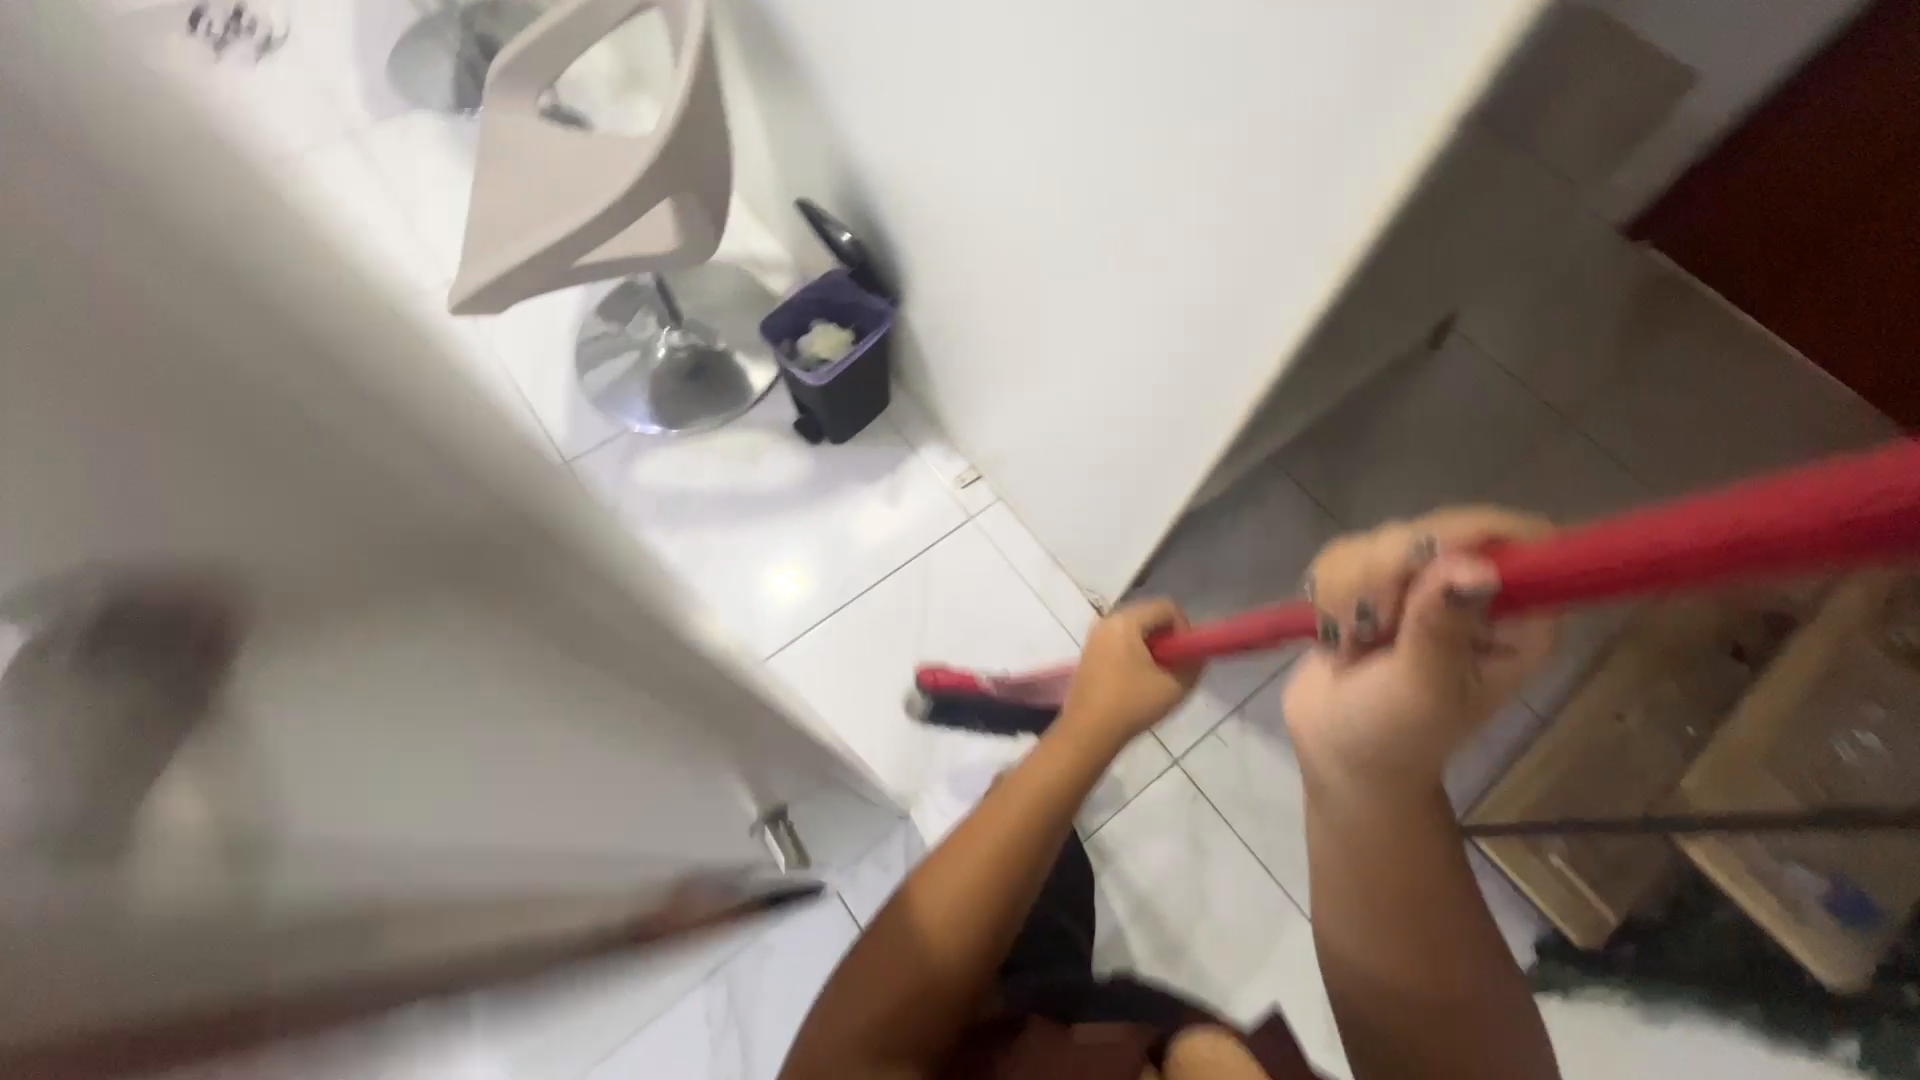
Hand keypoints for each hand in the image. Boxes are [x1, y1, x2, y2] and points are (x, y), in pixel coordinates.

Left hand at [1057, 599, 1203, 745]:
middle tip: (1174, 666)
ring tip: (1156, 677)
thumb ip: (1193, 663)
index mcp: (1126, 621)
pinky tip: (1137, 682)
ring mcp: (1094, 637)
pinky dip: (1134, 654)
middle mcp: (1107, 621)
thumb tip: (1196, 654)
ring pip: (1134, 630)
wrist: (1087, 731)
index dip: (1184, 628)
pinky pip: (1119, 642)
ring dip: (1151, 647)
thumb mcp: (1175, 686)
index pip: (1166, 607)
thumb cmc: (1131, 705)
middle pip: (1148, 616)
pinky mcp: (1089, 653)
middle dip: (1167, 638)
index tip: (1185, 656)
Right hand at [1283, 507, 1558, 789]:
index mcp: (1517, 619)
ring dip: (1350, 589)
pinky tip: (1334, 630)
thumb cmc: (1395, 734)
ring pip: (1380, 539)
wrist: (1337, 751)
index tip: (1415, 563)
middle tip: (1372, 628)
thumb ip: (1442, 626)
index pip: (1515, 543)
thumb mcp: (1426, 689)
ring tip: (1352, 641)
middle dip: (1386, 574)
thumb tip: (1474, 566)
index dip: (1465, 537)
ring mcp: (1420, 583)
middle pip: (1435, 530)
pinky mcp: (1371, 582)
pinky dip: (1328, 589)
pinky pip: (1345, 552)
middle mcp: (1475, 591)